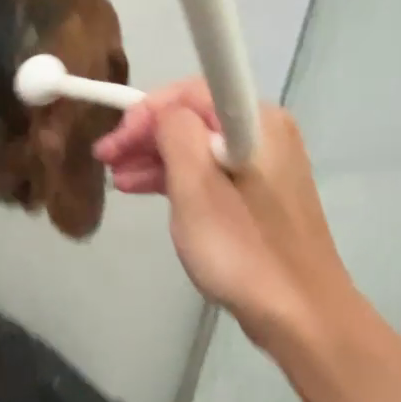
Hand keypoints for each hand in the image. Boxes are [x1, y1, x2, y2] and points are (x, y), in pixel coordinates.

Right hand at [93, 78, 359, 347]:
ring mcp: (266, 166)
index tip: (111, 144)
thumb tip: (164, 113)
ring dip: (155, 159)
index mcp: (255, 122)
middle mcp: (265, 133)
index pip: (190, 92)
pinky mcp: (261, 196)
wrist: (295, 309)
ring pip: (200, 147)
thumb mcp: (195, 188)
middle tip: (105, 163)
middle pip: (195, 117)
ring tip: (120, 183)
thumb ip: (176, 135)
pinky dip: (177, 178)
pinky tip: (152, 194)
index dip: (143, 112)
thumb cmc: (240, 248)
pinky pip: (211, 172)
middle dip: (145, 135)